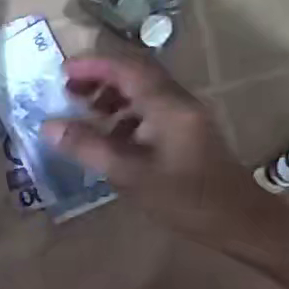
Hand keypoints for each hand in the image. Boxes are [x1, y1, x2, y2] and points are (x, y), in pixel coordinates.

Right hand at [44, 54, 275, 245]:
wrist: (238, 221)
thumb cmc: (184, 199)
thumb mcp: (129, 174)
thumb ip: (88, 147)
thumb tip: (49, 126)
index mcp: (167, 106)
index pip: (127, 69)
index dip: (93, 66)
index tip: (62, 73)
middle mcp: (178, 102)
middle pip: (136, 74)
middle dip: (99, 78)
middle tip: (67, 91)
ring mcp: (185, 116)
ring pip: (143, 91)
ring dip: (111, 95)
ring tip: (83, 113)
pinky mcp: (186, 132)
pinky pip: (151, 110)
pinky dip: (124, 114)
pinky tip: (109, 137)